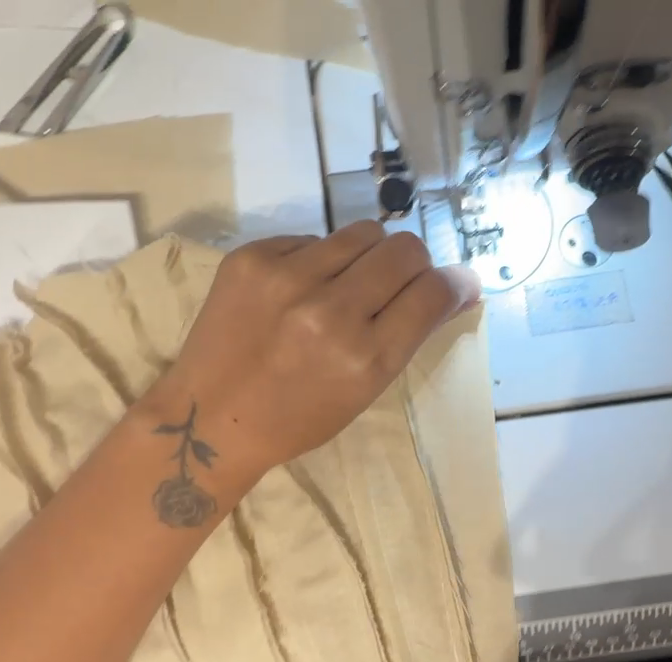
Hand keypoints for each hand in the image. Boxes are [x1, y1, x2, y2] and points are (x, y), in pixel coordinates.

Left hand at [141, 222, 480, 479]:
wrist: (212, 417)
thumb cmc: (299, 418)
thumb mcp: (365, 391)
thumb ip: (409, 335)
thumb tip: (459, 287)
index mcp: (366, 359)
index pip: (431, 293)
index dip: (451, 285)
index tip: (452, 286)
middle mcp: (331, 312)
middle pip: (404, 251)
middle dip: (413, 266)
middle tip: (396, 287)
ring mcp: (287, 278)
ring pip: (363, 233)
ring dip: (369, 256)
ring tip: (348, 285)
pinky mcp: (252, 257)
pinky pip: (313, 238)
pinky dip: (319, 260)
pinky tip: (301, 291)